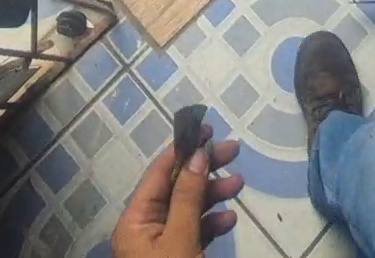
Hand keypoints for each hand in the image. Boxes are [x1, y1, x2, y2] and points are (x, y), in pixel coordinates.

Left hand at [110, 126, 243, 257]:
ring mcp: (161, 247)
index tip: (208, 128)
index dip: (184, 147)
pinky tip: (230, 219)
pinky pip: (194, 231)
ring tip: (239, 184)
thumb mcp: (181, 239)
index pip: (160, 172)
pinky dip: (213, 223)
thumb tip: (198, 153)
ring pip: (189, 208)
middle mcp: (145, 229)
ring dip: (214, 194)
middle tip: (233, 150)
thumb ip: (189, 195)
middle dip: (205, 169)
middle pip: (176, 187)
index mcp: (135, 221)